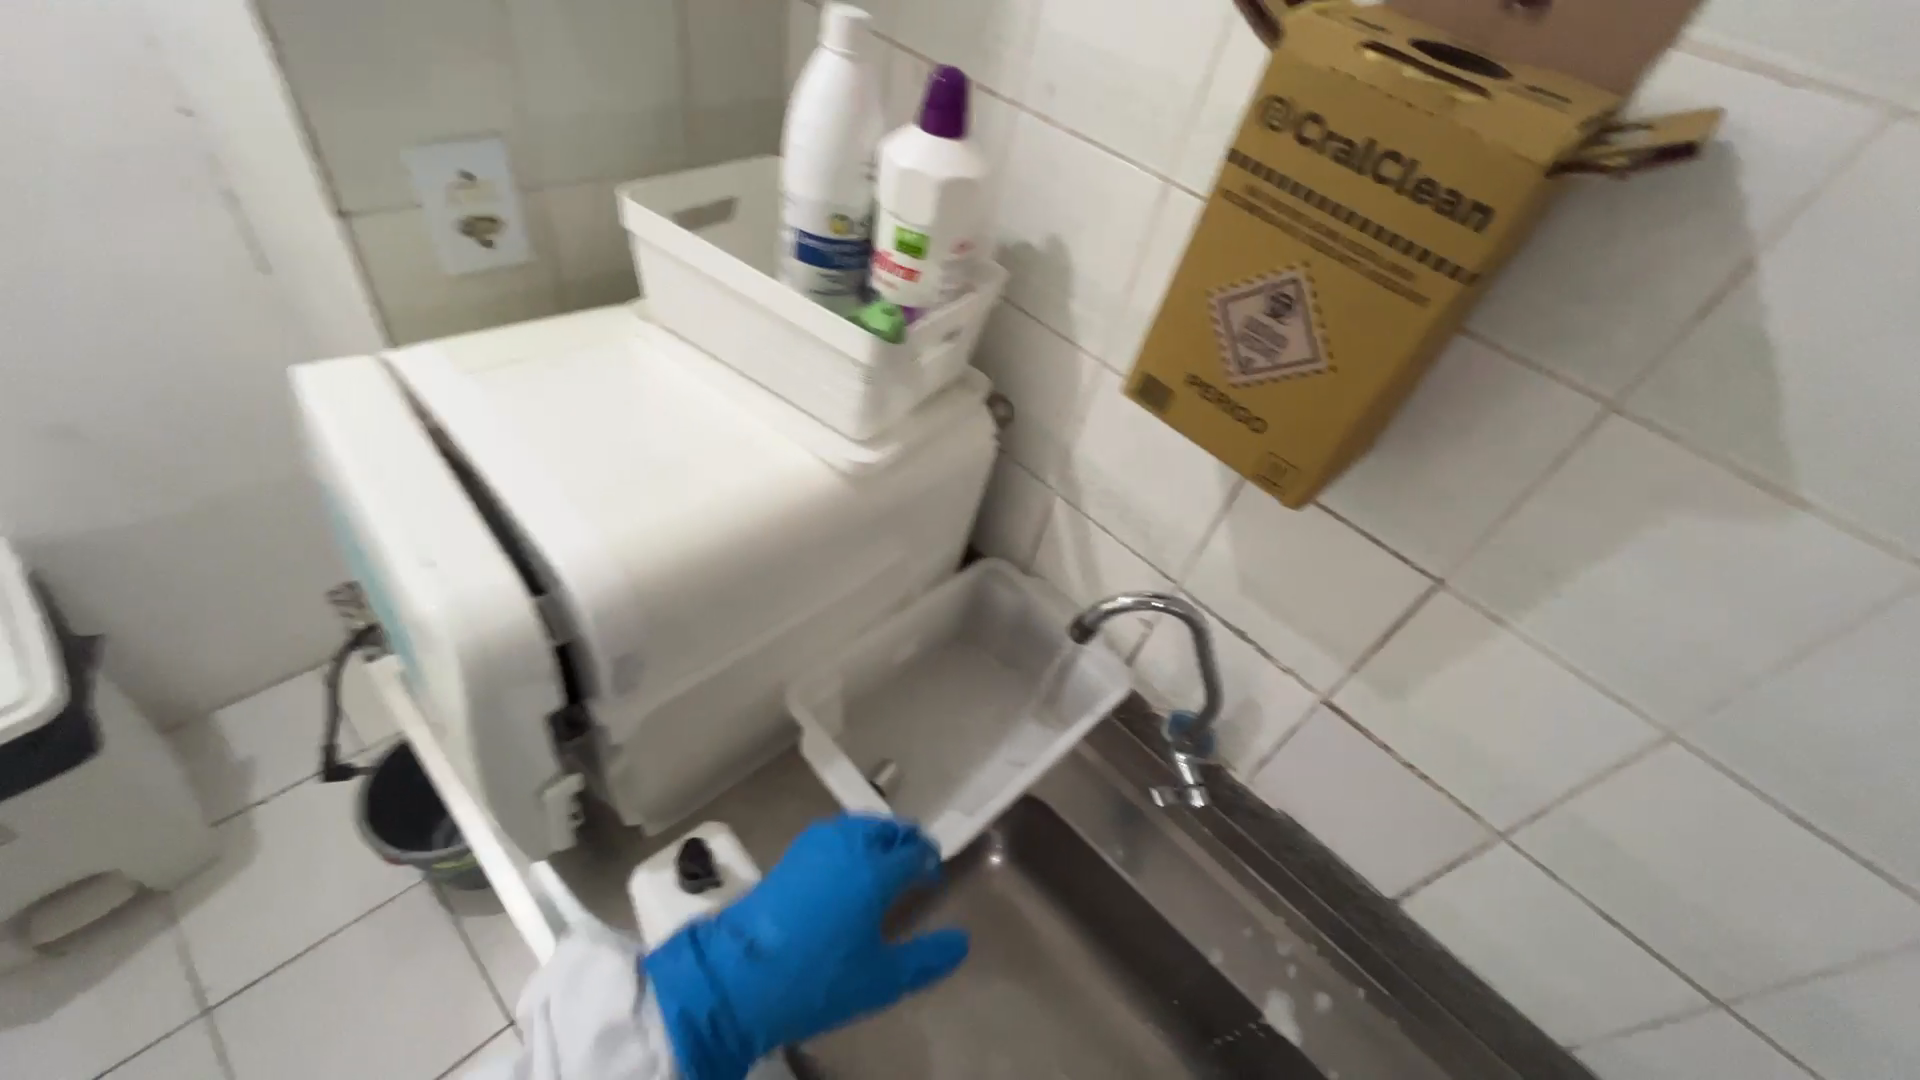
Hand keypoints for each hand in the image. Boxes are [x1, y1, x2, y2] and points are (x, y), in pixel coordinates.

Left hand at [643, 815, 970, 1079]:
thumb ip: (927, 959)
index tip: (932, 880)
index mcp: (876, 870)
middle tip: (912, 867)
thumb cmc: (818, 978)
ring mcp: (816, 844)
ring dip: (877, 838)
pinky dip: (850, 842)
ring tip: (880, 865)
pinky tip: (844, 870)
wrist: (739, 977)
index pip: (915, 851)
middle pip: (888, 829)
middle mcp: (849, 845)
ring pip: (859, 826)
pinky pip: (834, 834)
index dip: (929, 862)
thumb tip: (961, 941)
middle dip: (905, 842)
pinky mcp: (792, 853)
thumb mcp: (880, 980)